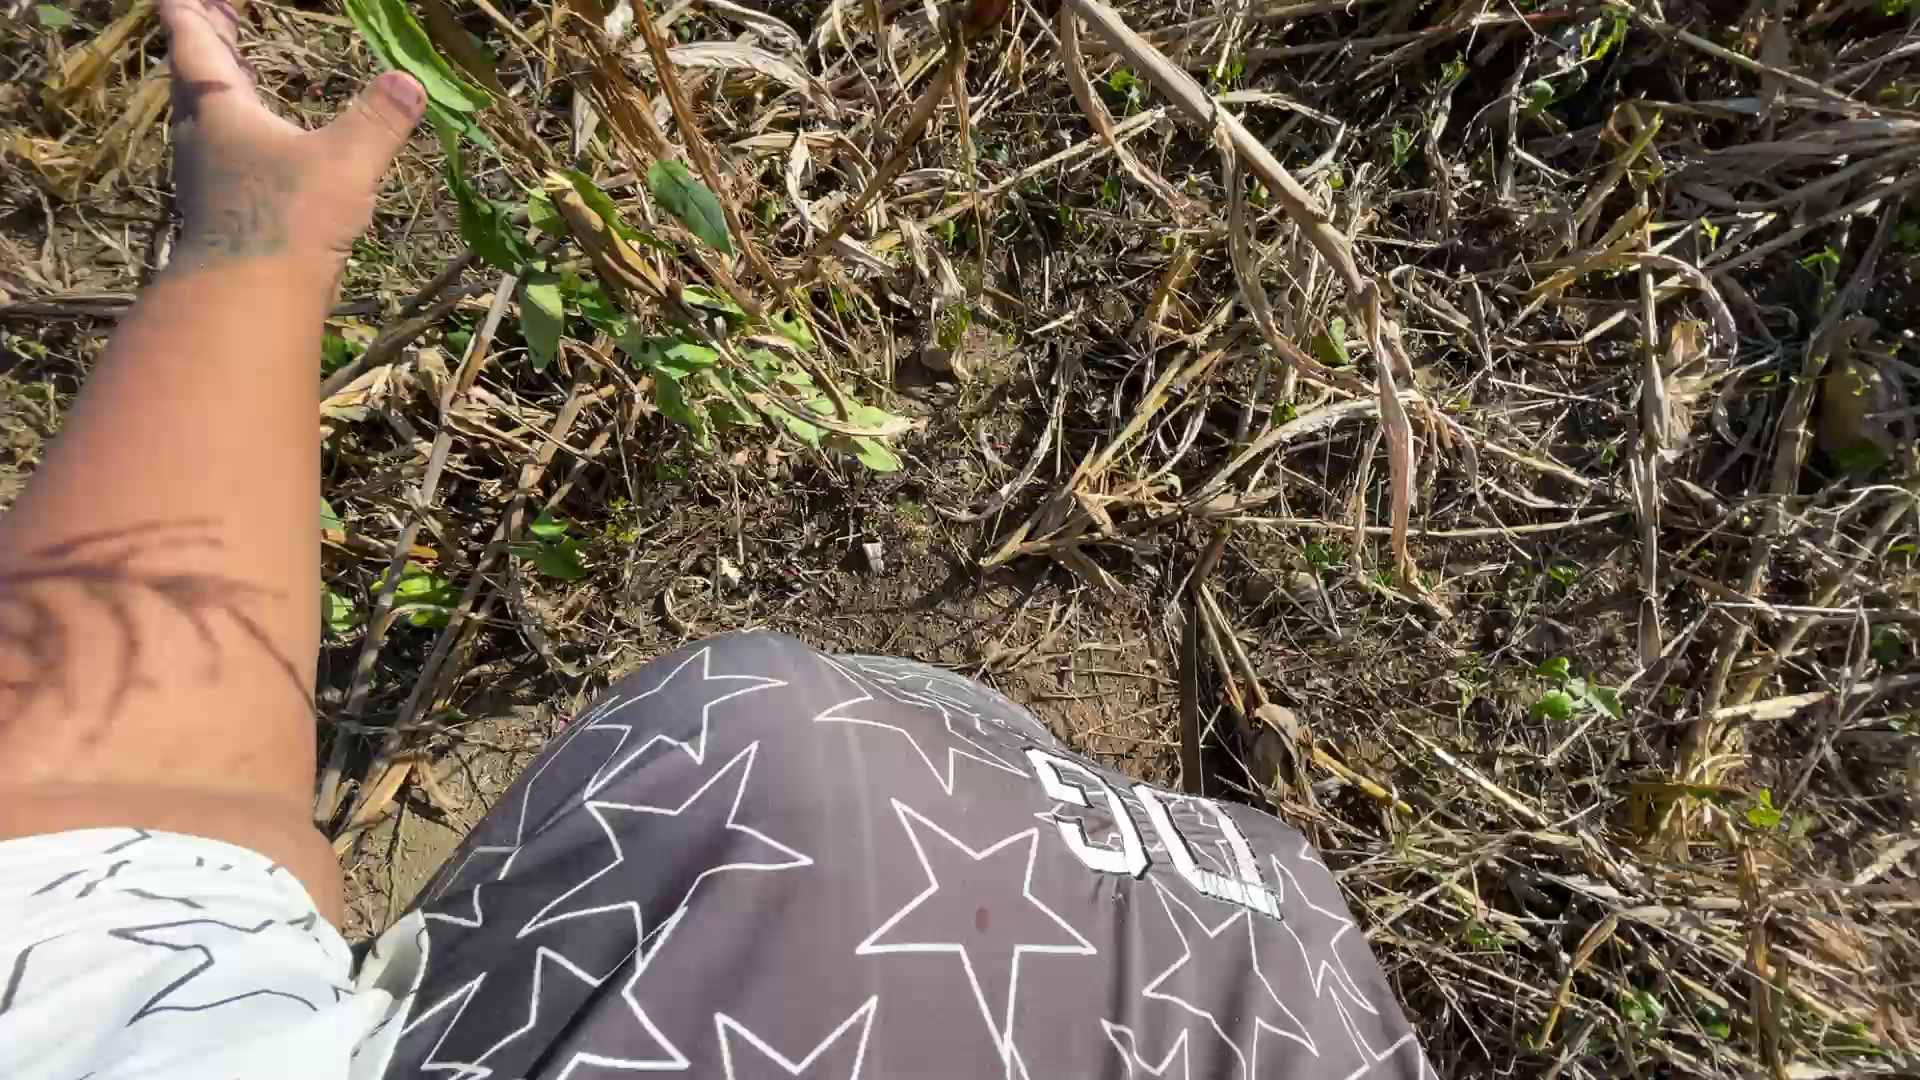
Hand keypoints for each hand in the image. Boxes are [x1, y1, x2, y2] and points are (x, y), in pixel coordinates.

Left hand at [159, 0, 426, 281]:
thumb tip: (410, 80)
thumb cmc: (293, 212)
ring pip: (207, 118)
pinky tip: (268, 157)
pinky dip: (241, 141)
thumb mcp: (348, 161)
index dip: (199, 9)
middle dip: (207, 46)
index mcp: (218, 104)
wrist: (258, 285)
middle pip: (193, 75)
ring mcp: (208, 172)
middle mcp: (201, 131)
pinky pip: (227, 157)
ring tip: (246, 88)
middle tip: (221, 23)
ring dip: (222, 97)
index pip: (190, 35)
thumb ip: (378, 121)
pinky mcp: (227, 207)